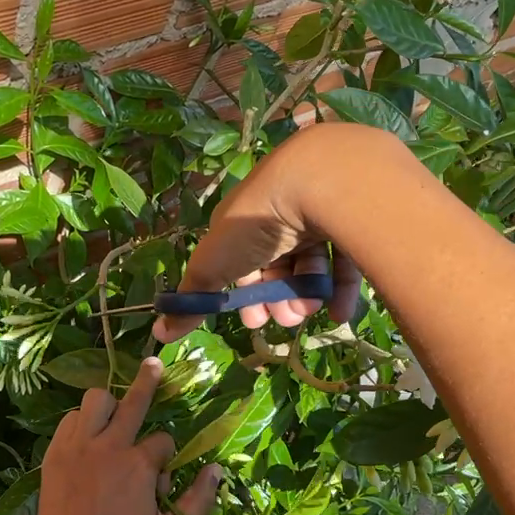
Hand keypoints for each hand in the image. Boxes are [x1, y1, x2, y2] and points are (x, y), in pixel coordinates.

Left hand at [24, 358, 219, 514]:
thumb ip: (198, 501)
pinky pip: (70, 418)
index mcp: (139, 464)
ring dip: (108, 404)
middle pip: (133, 400)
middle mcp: (109, 446)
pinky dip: (81, 422)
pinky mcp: (55, 451)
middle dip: (148, 380)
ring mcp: (79, 445)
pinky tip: (88, 438)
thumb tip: (215, 469)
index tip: (157, 480)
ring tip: (113, 416)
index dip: (165, 457)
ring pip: (96, 399)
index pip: (164, 440)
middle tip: (153, 363)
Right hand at [155, 125, 396, 342]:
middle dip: (277, 300)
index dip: (244, 295)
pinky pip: (347, 256)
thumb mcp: (213, 266)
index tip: (253, 322)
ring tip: (311, 312)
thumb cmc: (258, 223)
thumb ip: (192, 299)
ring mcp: (319, 209)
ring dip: (306, 296)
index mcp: (243, 218)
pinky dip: (341, 288)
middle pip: (276, 265)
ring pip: (311, 262)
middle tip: (286, 321)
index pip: (240, 262)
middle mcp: (279, 211)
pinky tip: (340, 312)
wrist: (323, 180)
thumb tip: (160, 333)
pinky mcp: (355, 214)